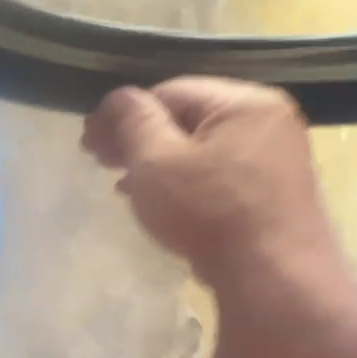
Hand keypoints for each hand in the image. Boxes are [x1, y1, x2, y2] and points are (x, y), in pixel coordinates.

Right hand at [82, 77, 332, 284]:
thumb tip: (116, 97)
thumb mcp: (156, 162)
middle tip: (97, 161)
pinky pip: (210, 164)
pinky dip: (175, 174)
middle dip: (136, 135)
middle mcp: (264, 117)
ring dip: (152, 157)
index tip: (86, 144)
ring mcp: (270, 150)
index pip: (168, 91)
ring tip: (120, 181)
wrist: (268, 265)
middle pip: (184, 114)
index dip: (121, 114)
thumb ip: (134, 123)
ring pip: (195, 142)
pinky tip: (152, 196)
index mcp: (243, 103)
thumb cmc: (207, 209)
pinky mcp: (264, 181)